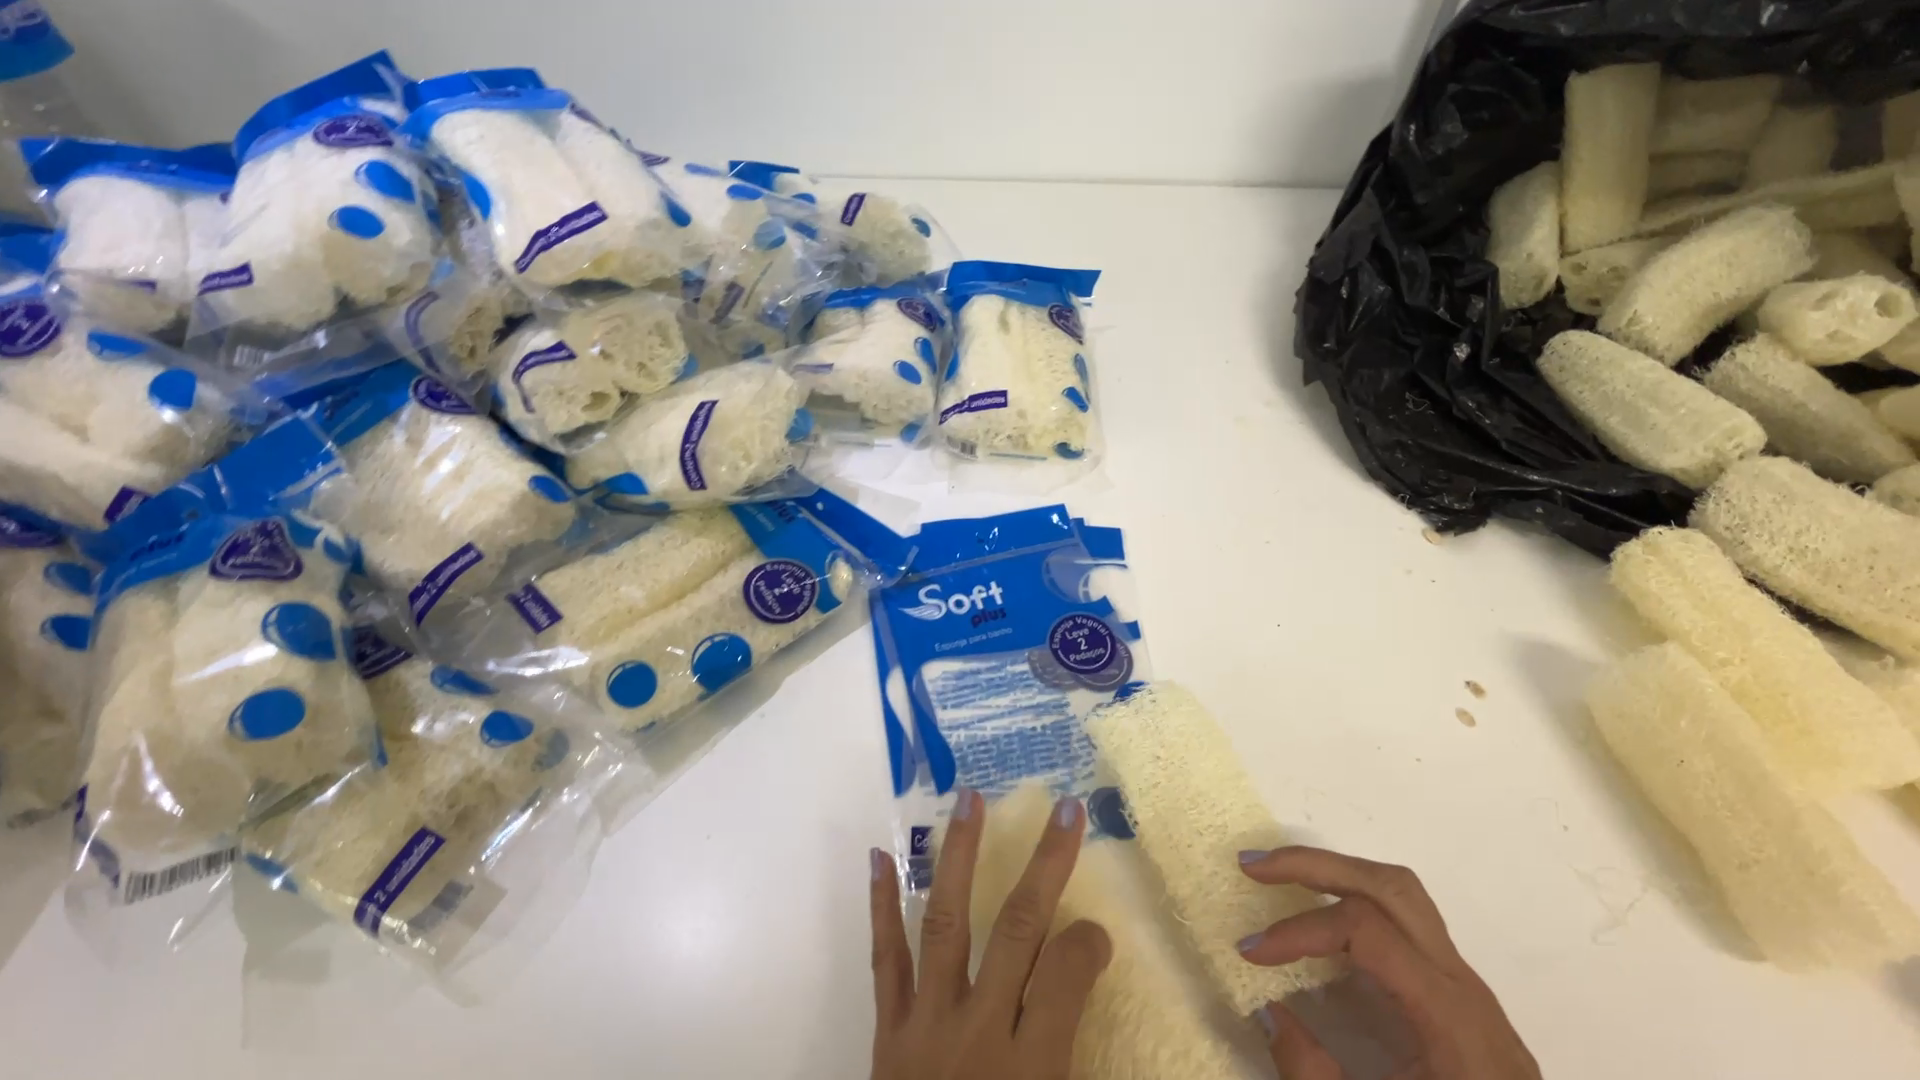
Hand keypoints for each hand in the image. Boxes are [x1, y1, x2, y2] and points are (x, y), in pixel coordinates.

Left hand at [869, 789, 1112, 1079]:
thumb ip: (1070, 1049)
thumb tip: (1083, 978)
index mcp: (1029, 1063)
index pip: (1066, 974)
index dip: (1087, 941)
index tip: (1096, 932)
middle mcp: (976, 1028)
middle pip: (1016, 930)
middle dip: (1046, 865)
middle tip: (1064, 809)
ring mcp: (925, 1020)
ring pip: (945, 921)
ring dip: (960, 855)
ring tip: (969, 800)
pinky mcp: (887, 1029)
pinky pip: (885, 959)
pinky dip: (881, 906)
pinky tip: (879, 858)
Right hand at [1237, 848, 1539, 1079]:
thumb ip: (1311, 1073)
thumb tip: (1268, 1011)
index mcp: (1450, 1016)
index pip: (1366, 931)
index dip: (1299, 931)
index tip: (1250, 953)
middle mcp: (1465, 984)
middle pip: (1390, 887)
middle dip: (1315, 866)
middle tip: (1253, 866)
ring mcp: (1466, 983)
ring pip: (1402, 893)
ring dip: (1336, 873)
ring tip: (1279, 874)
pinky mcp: (1458, 991)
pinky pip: (1405, 921)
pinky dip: (1355, 900)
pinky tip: (1320, 918)